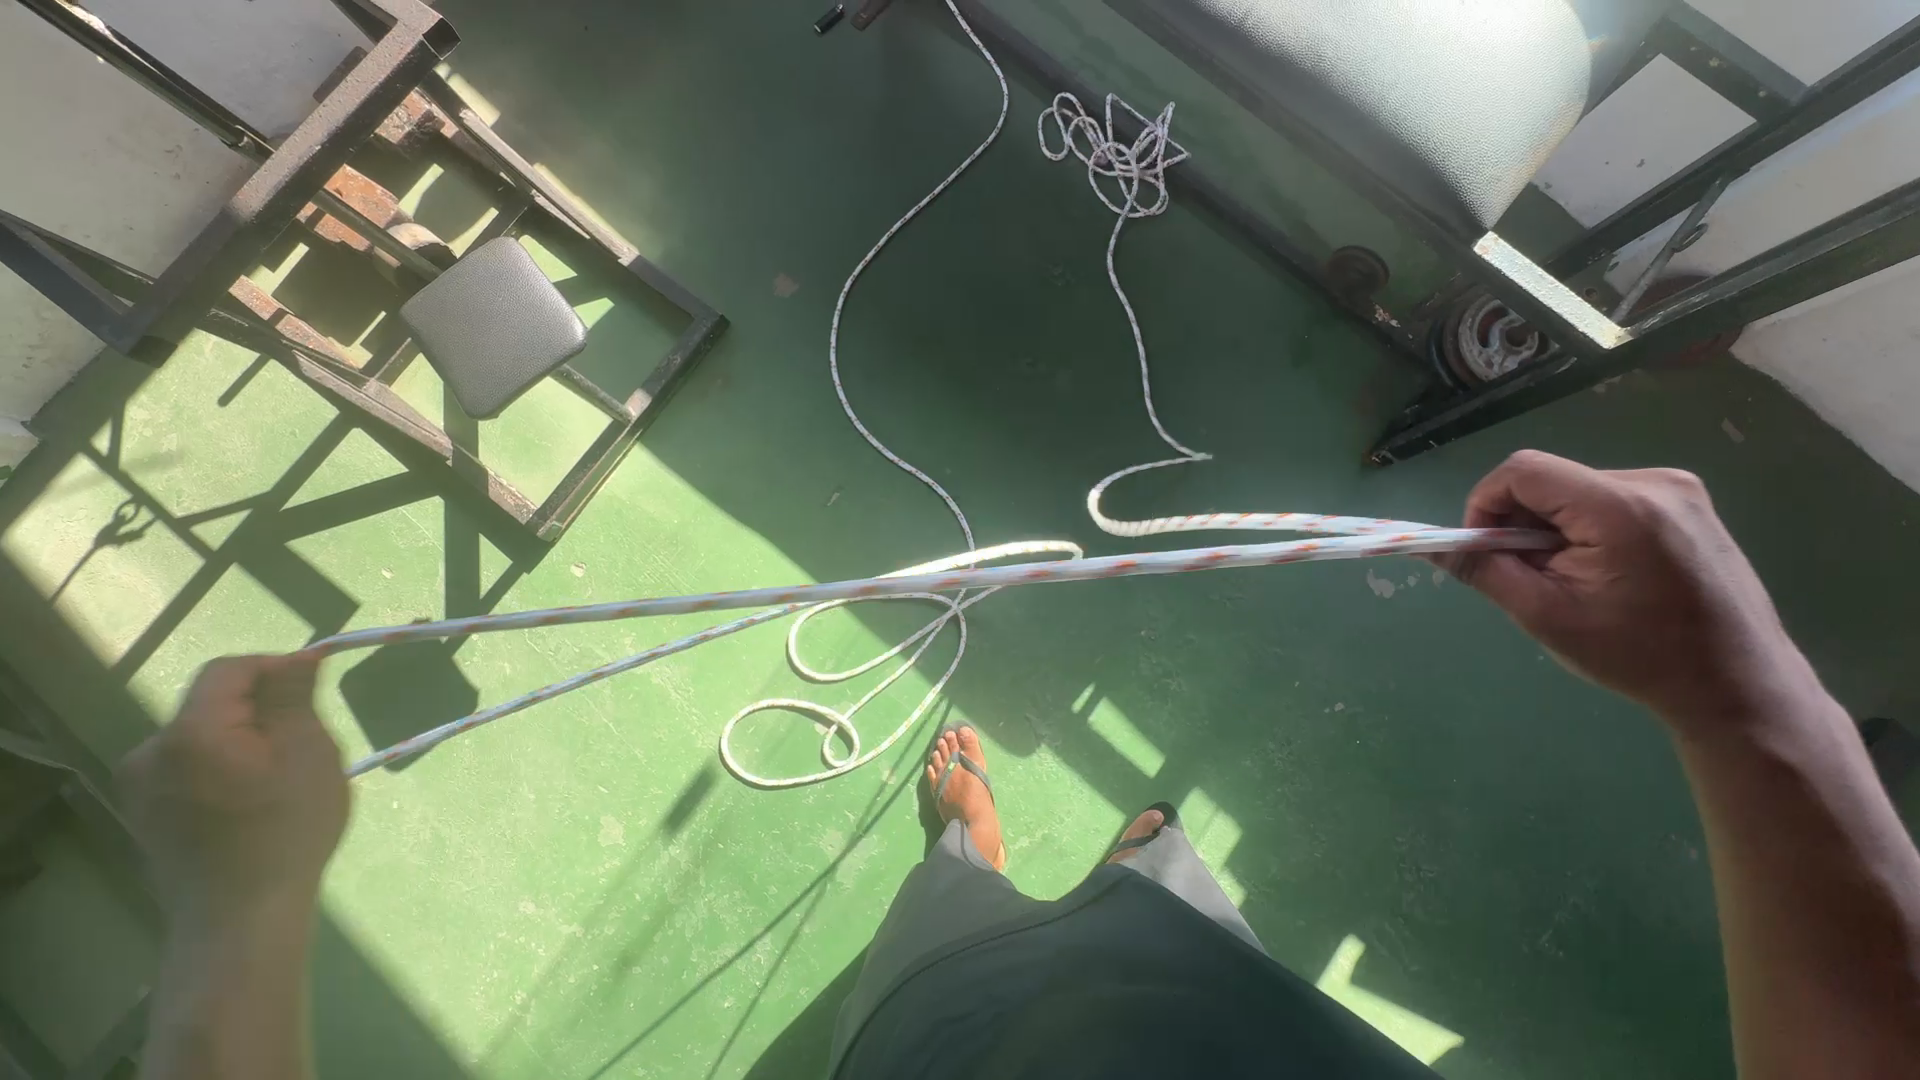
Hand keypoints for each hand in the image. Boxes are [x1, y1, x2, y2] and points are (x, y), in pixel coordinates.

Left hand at [119, 655, 348, 920]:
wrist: (240, 916)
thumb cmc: (287, 827)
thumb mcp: (309, 753)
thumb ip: (294, 699)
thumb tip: (296, 659)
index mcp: (189, 732)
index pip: (228, 670)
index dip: (275, 666)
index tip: (316, 686)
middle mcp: (149, 752)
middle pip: (213, 705)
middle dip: (263, 710)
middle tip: (309, 742)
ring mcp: (139, 787)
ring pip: (203, 737)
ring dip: (246, 740)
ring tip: (285, 776)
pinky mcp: (144, 813)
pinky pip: (190, 768)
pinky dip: (226, 768)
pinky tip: (255, 801)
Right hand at [1443, 451, 1811, 728]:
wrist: (1737, 684)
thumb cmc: (1635, 654)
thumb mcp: (1542, 614)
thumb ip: (1482, 569)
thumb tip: (1427, 546)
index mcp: (1620, 507)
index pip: (1522, 471)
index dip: (1485, 504)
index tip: (1485, 550)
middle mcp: (1654, 483)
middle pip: (1548, 480)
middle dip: (1519, 523)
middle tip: (1528, 575)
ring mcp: (1678, 490)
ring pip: (1574, 490)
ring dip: (1550, 528)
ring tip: (1567, 579)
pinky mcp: (1688, 505)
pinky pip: (1606, 499)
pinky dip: (1582, 528)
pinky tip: (1601, 572)